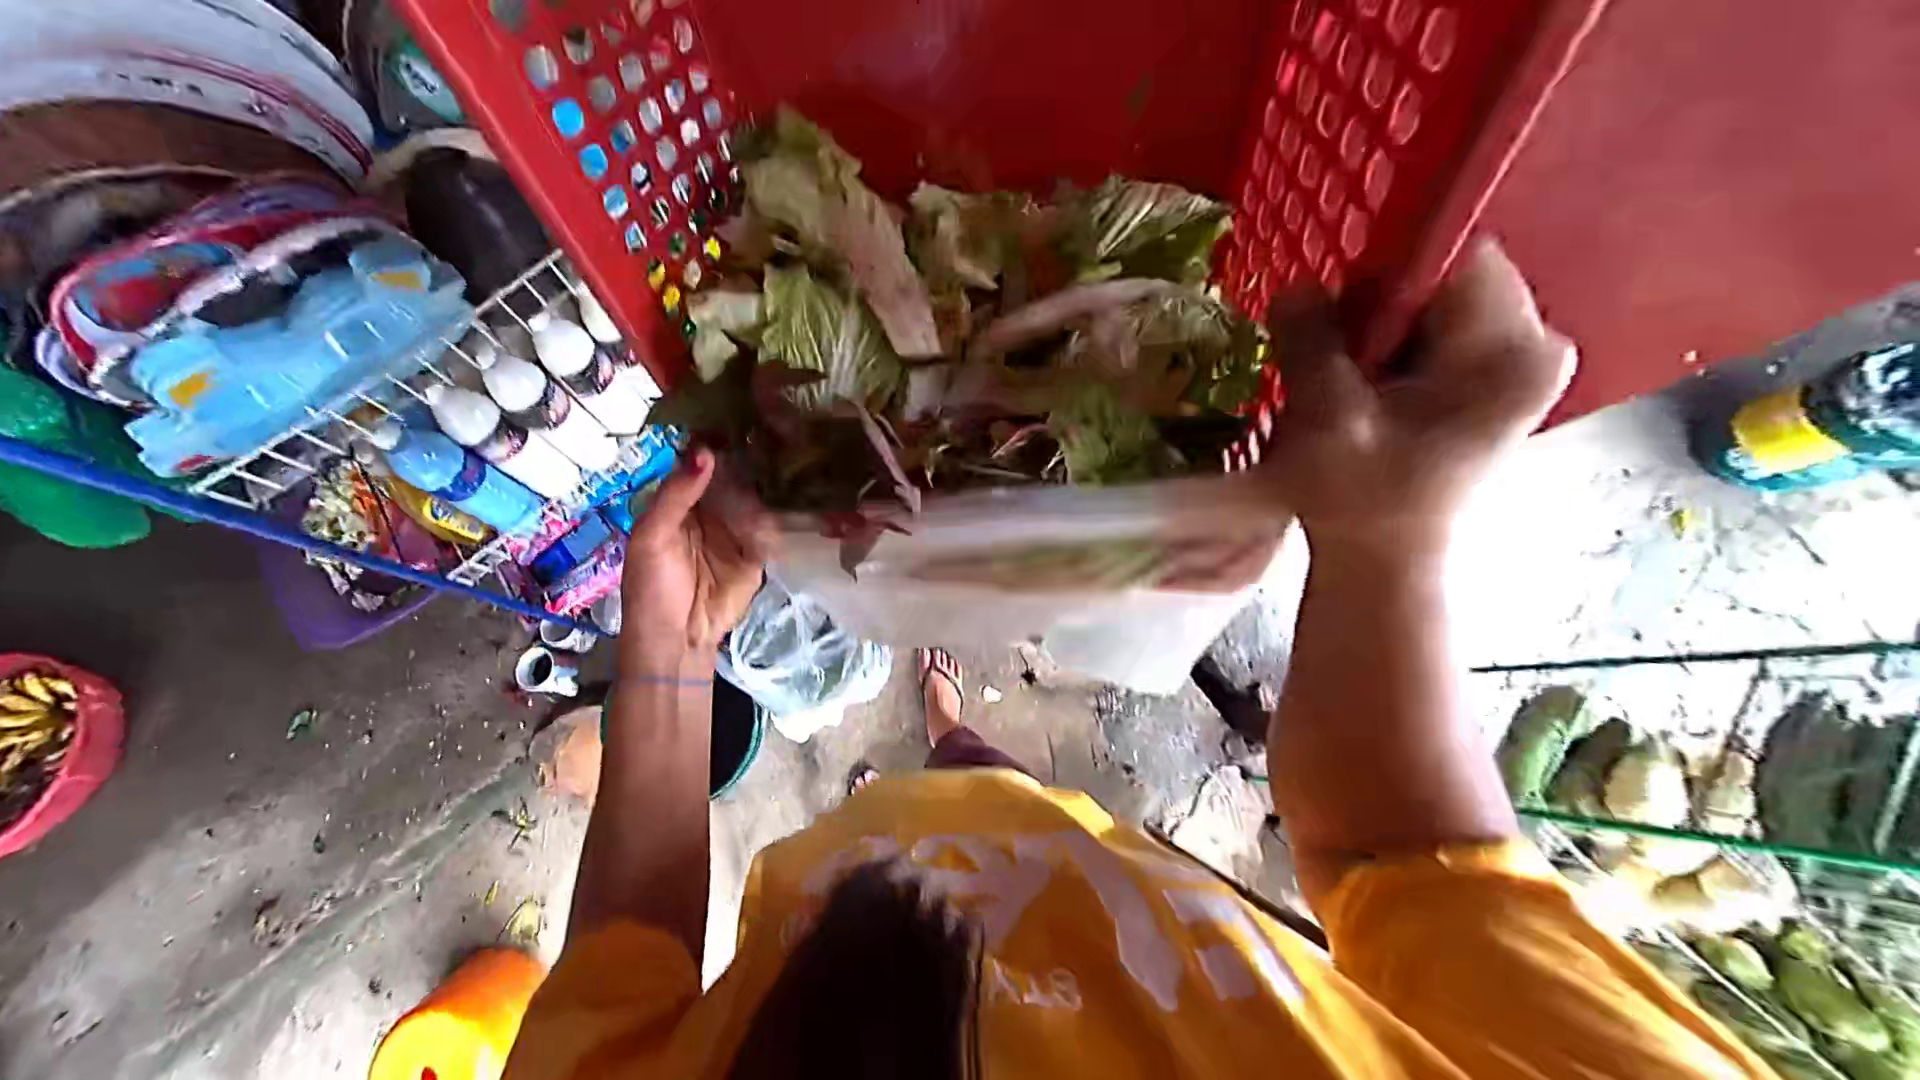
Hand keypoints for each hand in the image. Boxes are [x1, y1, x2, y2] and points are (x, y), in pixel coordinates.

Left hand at [619, 447, 772, 676]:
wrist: (677, 639)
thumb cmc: (652, 587)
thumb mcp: (652, 537)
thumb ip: (677, 495)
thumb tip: (706, 453)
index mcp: (680, 504)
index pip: (698, 466)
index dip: (713, 444)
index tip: (736, 417)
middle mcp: (710, 512)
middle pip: (732, 478)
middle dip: (748, 459)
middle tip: (772, 431)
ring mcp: (736, 532)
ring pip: (755, 499)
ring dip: (767, 484)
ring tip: (787, 458)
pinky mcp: (757, 554)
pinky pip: (770, 529)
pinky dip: (777, 517)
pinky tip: (790, 499)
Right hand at [1260, 239, 1575, 558]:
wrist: (1383, 564)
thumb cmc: (1363, 500)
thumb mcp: (1328, 417)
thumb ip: (1311, 344)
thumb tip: (1294, 284)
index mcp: (1510, 352)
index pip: (1456, 257)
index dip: (1385, 266)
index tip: (1330, 302)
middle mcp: (1529, 349)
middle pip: (1442, 284)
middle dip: (1373, 308)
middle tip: (1322, 349)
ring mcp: (1508, 370)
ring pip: (1428, 314)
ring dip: (1371, 334)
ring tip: (1336, 377)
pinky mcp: (1482, 390)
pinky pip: (1427, 343)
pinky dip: (1383, 355)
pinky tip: (1354, 390)